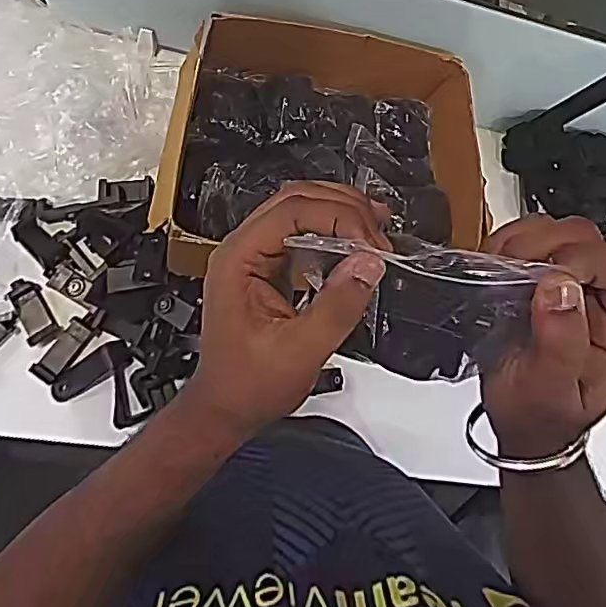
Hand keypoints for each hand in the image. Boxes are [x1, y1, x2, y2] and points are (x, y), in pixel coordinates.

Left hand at [177, 183, 389, 439]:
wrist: (227, 408)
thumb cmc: (246, 385)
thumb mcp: (299, 352)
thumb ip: (336, 306)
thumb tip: (368, 264)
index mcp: (238, 258)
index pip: (292, 211)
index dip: (337, 217)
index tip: (368, 242)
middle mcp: (245, 248)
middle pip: (298, 198)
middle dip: (345, 208)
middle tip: (378, 234)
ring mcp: (258, 253)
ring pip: (304, 207)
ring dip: (344, 212)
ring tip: (376, 229)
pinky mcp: (274, 263)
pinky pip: (307, 229)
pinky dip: (338, 228)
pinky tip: (360, 240)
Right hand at [480, 216, 605, 459]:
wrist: (520, 416)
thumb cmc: (543, 413)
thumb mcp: (550, 391)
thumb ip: (561, 344)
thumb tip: (560, 289)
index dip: (594, 262)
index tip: (554, 281)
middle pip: (592, 238)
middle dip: (548, 249)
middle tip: (519, 277)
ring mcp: (575, 275)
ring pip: (560, 228)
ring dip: (524, 244)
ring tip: (504, 276)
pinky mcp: (546, 265)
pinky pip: (530, 232)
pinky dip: (507, 242)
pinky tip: (497, 270)